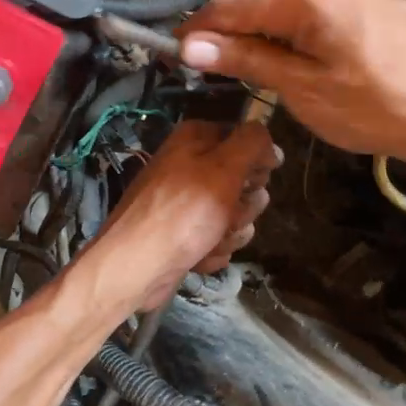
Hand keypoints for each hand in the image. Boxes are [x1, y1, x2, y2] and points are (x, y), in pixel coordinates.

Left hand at [87, 121, 279, 310]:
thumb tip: (269, 142)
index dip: (257, 161)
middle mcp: (190, 166)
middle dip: (243, 205)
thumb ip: (251, 144)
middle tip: (227, 214)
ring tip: (207, 239)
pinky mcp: (186, 234)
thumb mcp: (222, 169)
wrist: (135, 267)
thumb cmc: (181, 214)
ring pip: (236, 215)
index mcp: (195, 140)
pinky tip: (197, 254)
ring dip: (229, 233)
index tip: (255, 179)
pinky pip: (219, 239)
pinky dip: (212, 250)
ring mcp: (187, 203)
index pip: (245, 138)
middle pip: (245, 181)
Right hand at [177, 0, 405, 169]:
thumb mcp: (307, 91)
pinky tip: (294, 12)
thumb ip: (247, 60)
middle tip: (217, 44)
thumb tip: (189, 47)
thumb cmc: (381, 109)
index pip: (229, 6)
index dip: (197, 30)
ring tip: (255, 26)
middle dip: (221, 0)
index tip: (178, 53)